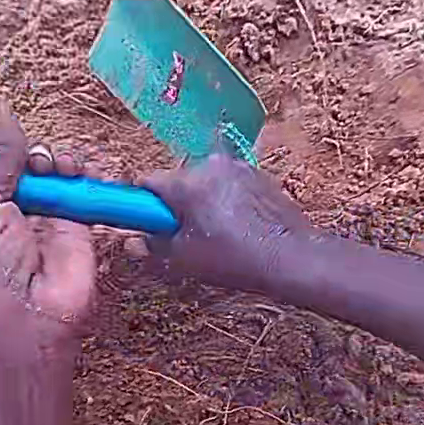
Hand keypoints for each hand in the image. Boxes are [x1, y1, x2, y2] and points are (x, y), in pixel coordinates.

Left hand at [0, 99, 96, 359]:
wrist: (25, 319)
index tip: (1, 131)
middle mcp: (15, 209)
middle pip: (29, 162)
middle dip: (34, 152)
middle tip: (36, 163)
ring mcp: (49, 220)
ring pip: (61, 174)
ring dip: (62, 163)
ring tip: (62, 170)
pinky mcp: (81, 231)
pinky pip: (88, 196)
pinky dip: (91, 180)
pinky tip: (87, 175)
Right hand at [141, 154, 314, 293]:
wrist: (291, 257)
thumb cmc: (235, 259)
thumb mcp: (185, 259)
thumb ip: (153, 246)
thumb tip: (132, 242)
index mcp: (187, 183)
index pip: (146, 182)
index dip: (140, 204)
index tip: (143, 221)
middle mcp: (210, 165)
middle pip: (177, 181)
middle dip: (175, 205)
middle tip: (184, 237)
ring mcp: (238, 167)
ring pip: (205, 182)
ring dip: (202, 202)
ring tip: (216, 236)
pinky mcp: (259, 175)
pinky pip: (229, 184)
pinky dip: (226, 201)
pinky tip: (237, 228)